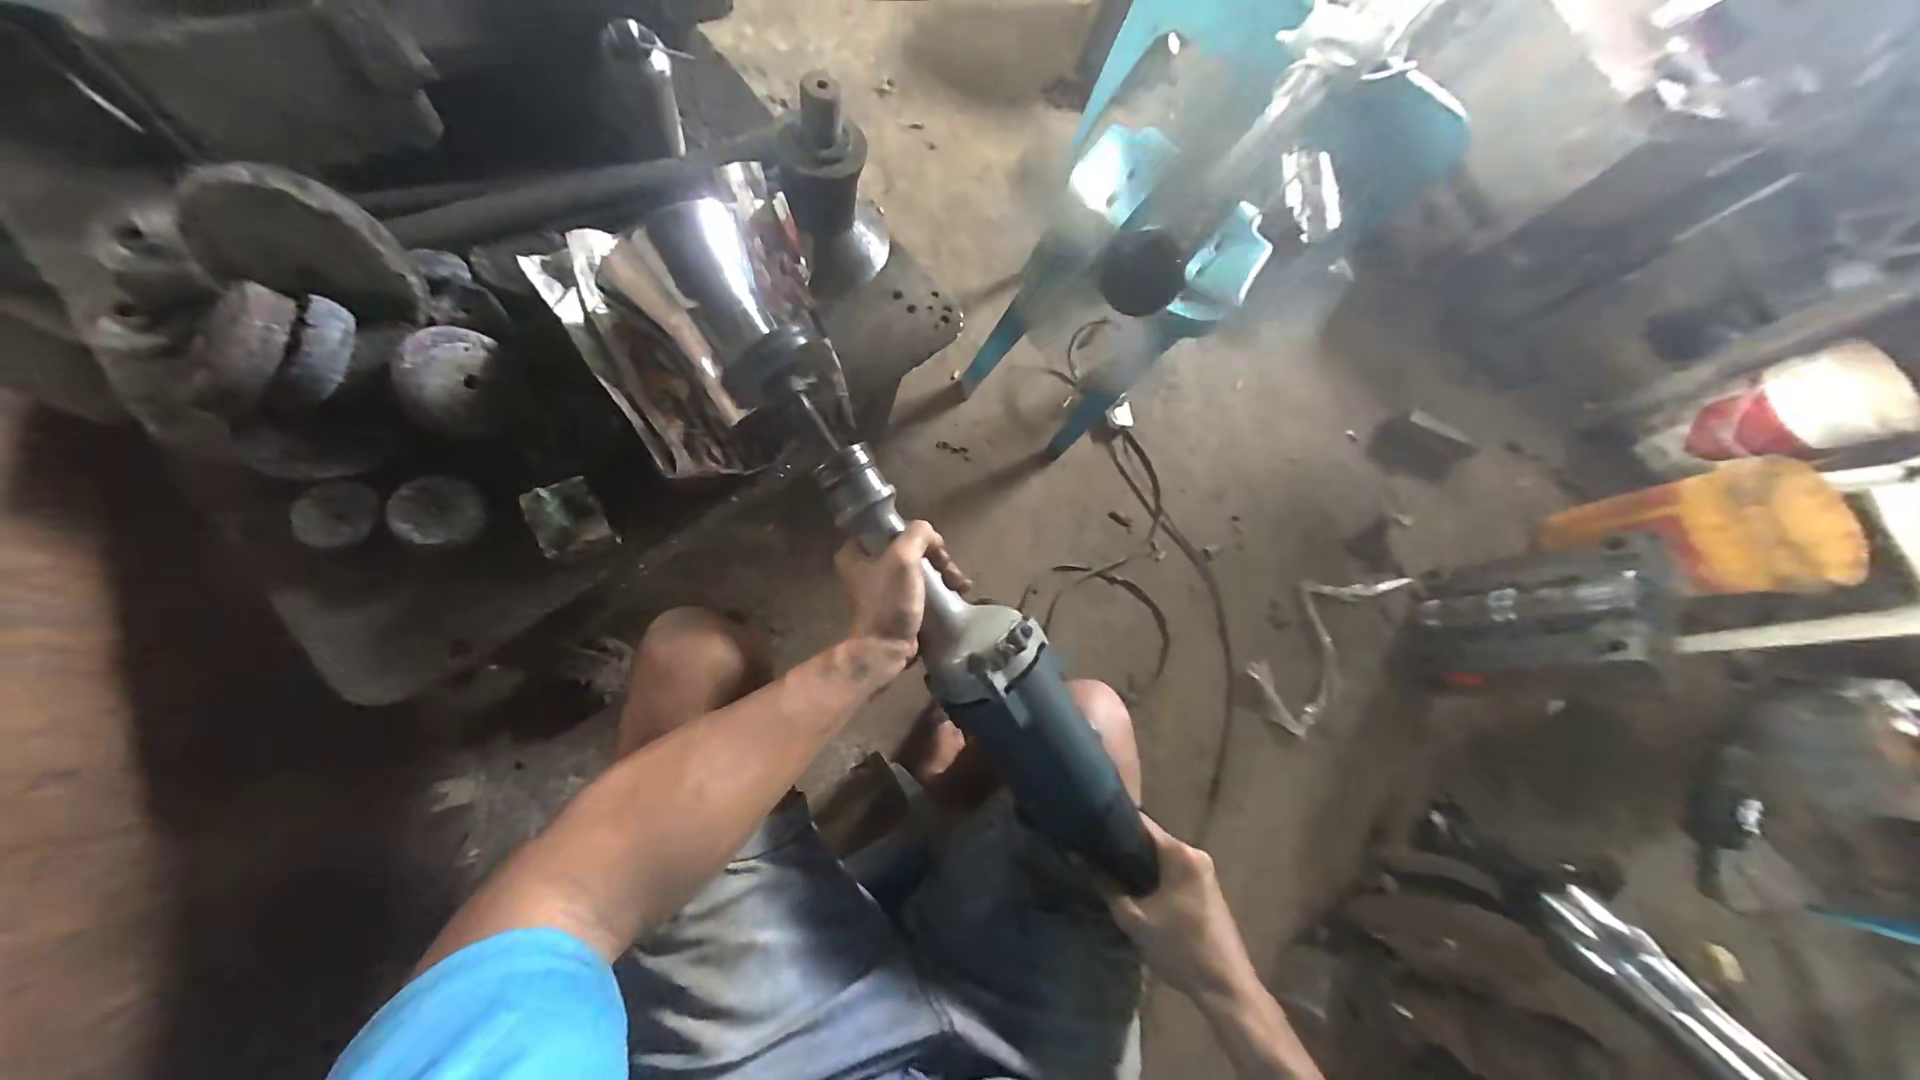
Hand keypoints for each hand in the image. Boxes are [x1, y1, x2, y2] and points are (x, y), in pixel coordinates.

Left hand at [834, 520, 968, 663]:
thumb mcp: (903, 558)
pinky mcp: (897, 605)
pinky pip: (921, 588)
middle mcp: (865, 567)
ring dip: (943, 573)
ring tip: (960, 586)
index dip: (918, 535)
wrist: (884, 651)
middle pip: (910, 549)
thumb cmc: (888, 603)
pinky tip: (958, 593)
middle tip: (950, 571)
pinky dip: (940, 589)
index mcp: (856, 552)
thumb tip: (933, 537)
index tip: (936, 548)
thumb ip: (918, 534)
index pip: (892, 529)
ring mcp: (882, 588)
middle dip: (937, 559)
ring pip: (920, 568)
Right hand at [1102, 812, 1256, 1001]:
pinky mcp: (1207, 886)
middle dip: (1123, 844)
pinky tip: (1135, 884)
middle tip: (1093, 850)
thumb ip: (1104, 884)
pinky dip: (1155, 872)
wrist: (1225, 989)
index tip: (1088, 826)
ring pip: (1162, 854)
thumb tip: (1075, 856)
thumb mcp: (1134, 918)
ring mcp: (1204, 869)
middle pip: (1151, 838)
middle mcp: (1194, 852)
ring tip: (1107, 865)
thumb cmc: (1178, 950)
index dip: (1112, 822)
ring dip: (1139, 861)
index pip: (1140, 821)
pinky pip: (1174, 868)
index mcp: (1179, 853)